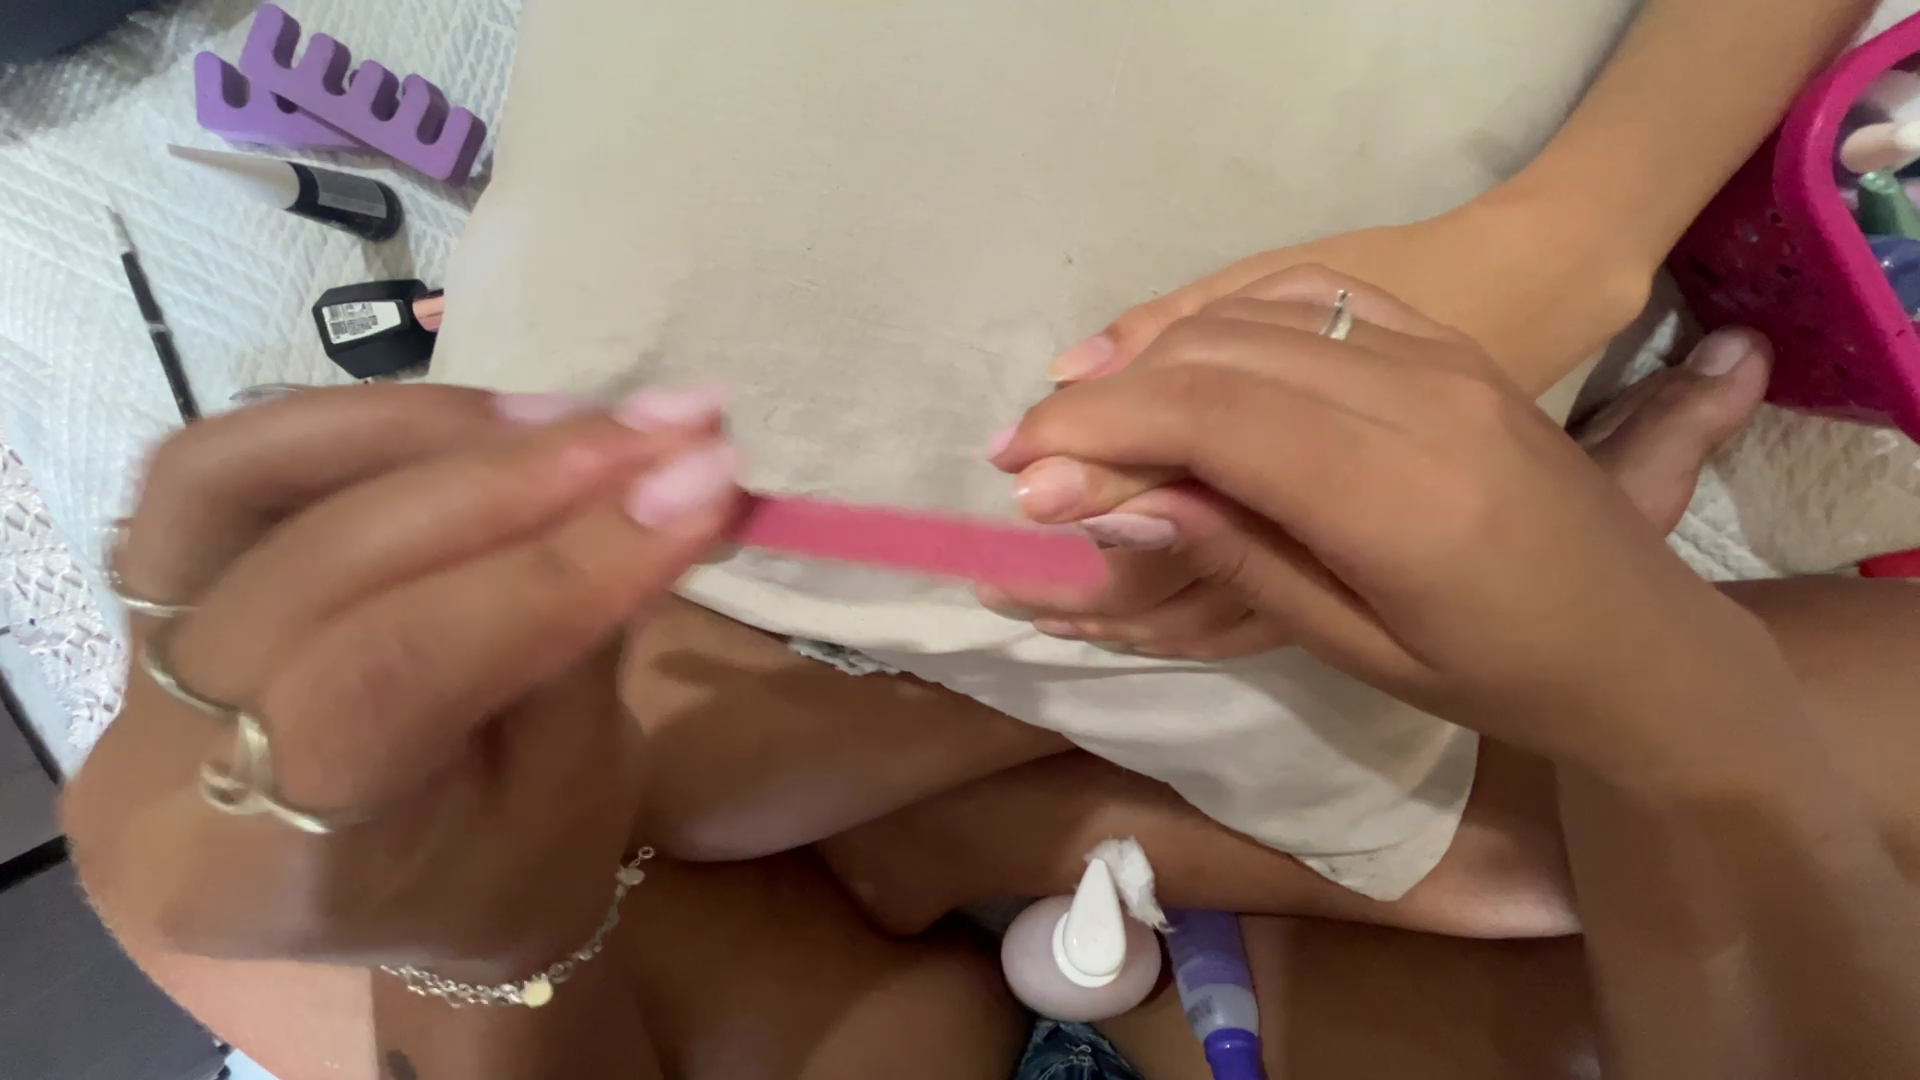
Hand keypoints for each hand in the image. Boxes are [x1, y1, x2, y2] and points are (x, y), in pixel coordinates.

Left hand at [66, 384, 738, 982]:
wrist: (410, 887)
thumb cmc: (514, 867)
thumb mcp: (580, 788)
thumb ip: (593, 639)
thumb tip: (665, 494)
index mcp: (274, 869)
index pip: (396, 679)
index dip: (557, 568)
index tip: (698, 494)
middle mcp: (167, 758)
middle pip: (332, 566)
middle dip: (531, 478)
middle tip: (678, 431)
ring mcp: (139, 660)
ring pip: (238, 481)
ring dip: (442, 426)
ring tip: (586, 415)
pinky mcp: (166, 590)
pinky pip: (233, 466)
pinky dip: (374, 420)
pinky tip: (497, 418)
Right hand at [986, 198, 1657, 657]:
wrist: (1643, 640)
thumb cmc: (1495, 674)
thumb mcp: (1351, 644)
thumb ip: (1234, 556)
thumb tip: (1115, 502)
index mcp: (1399, 496)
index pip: (1212, 419)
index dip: (1099, 430)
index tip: (1021, 467)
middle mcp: (1417, 398)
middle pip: (1214, 360)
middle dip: (1100, 398)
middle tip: (1027, 448)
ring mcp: (1434, 355)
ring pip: (1247, 321)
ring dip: (1146, 360)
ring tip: (1083, 410)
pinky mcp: (1438, 342)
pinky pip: (1304, 301)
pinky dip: (1218, 322)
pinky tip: (1175, 360)